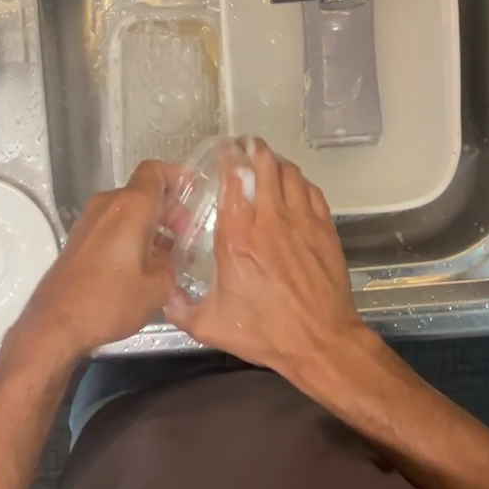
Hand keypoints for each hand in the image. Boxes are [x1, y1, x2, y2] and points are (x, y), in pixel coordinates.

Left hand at [14, 160, 177, 358]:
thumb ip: (172, 264)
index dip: (177, 177)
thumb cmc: (108, 303)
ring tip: (170, 255)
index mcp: (129, 208)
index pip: (155, 172)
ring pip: (129, 210)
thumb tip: (171, 257)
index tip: (194, 193)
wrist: (55, 324)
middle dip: (170, 210)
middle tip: (187, 237)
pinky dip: (133, 235)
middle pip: (144, 192)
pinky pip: (114, 225)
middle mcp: (107, 206)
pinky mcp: (81, 239)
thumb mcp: (157, 288)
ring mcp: (90, 222)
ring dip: (152, 225)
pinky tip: (145, 264)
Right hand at [164, 139, 368, 378]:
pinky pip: (311, 191)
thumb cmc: (265, 332)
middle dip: (253, 149)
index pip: (233, 178)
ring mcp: (302, 222)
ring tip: (266, 162)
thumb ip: (179, 307)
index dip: (227, 157)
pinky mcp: (325, 230)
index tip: (222, 151)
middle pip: (265, 164)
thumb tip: (163, 294)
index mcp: (238, 236)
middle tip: (244, 146)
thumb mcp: (208, 325)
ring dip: (276, 162)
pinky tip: (292, 186)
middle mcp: (270, 220)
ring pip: (290, 173)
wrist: (320, 342)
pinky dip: (299, 182)